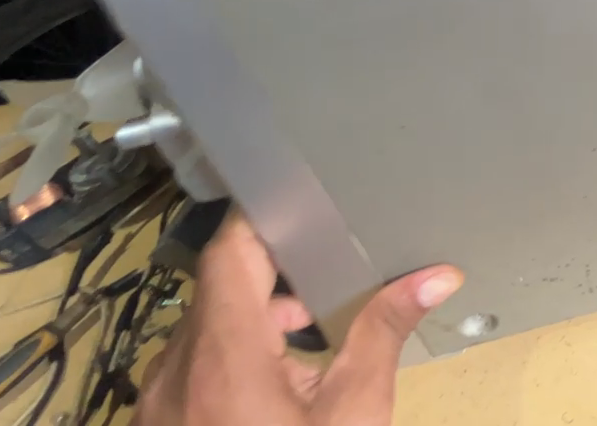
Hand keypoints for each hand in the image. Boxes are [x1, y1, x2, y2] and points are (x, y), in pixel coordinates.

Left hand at [133, 214, 461, 425]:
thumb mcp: (355, 408)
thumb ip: (386, 329)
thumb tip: (439, 274)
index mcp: (222, 357)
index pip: (229, 255)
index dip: (259, 216)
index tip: (296, 192)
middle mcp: (174, 374)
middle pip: (218, 287)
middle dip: (276, 267)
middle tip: (331, 257)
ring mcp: (157, 406)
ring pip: (204, 326)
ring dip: (258, 311)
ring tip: (315, 320)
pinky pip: (193, 364)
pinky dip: (237, 347)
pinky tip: (284, 371)